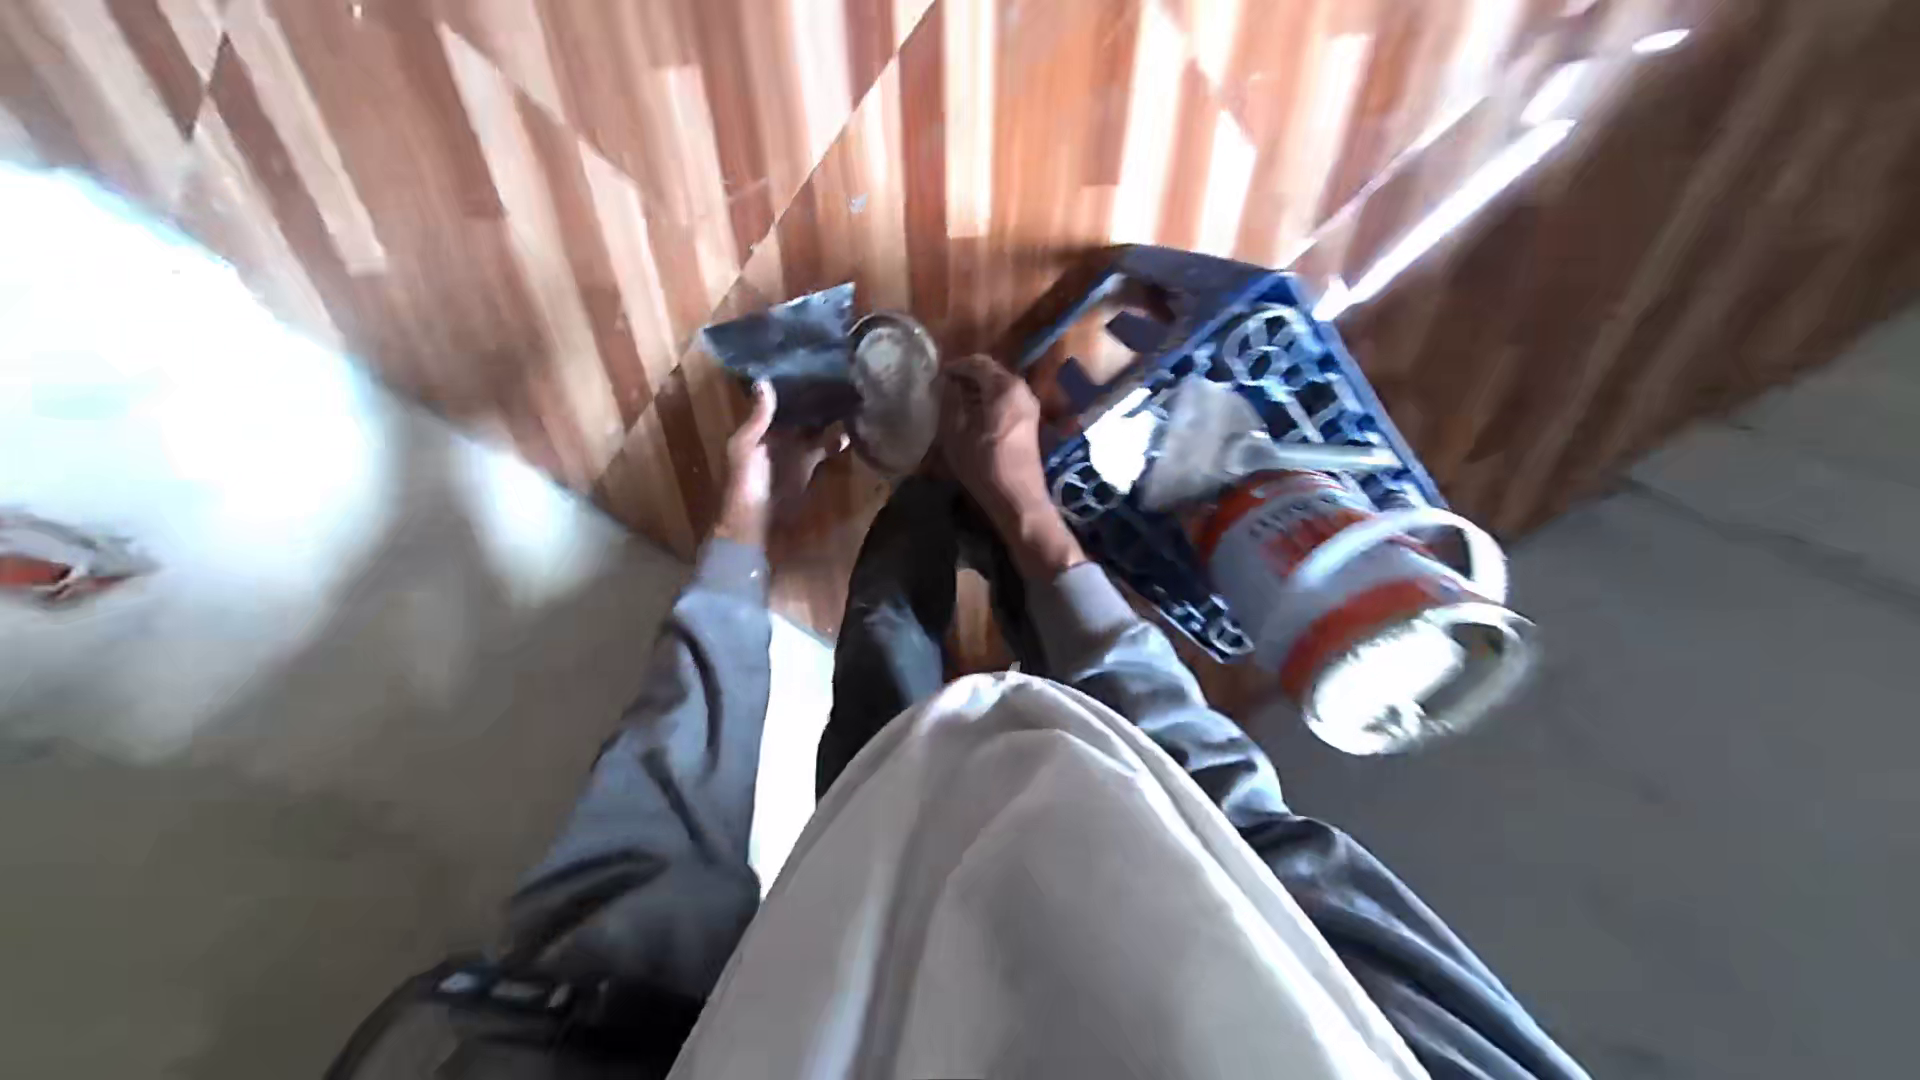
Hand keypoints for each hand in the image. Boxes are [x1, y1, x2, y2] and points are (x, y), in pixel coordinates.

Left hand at [714, 381, 843, 547]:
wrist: (753, 522)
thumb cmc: (743, 483)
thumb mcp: (745, 447)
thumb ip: (757, 418)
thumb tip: (765, 381)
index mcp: (762, 425)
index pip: (780, 397)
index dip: (793, 381)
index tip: (812, 361)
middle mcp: (781, 432)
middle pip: (802, 409)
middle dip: (818, 395)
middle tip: (841, 374)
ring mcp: (798, 448)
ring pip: (818, 425)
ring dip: (833, 415)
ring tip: (853, 395)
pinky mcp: (811, 465)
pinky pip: (827, 447)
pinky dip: (840, 439)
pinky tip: (855, 428)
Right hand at [938, 355, 1085, 578]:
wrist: (1019, 500)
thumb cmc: (984, 467)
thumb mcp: (956, 434)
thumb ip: (950, 402)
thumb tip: (946, 383)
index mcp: (1004, 387)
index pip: (976, 362)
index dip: (954, 367)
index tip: (936, 378)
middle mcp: (1021, 389)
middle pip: (990, 371)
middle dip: (966, 376)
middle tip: (943, 389)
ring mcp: (1029, 404)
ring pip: (998, 384)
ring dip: (977, 389)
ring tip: (955, 403)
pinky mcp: (1030, 420)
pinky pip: (1006, 398)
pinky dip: (989, 400)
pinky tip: (973, 416)